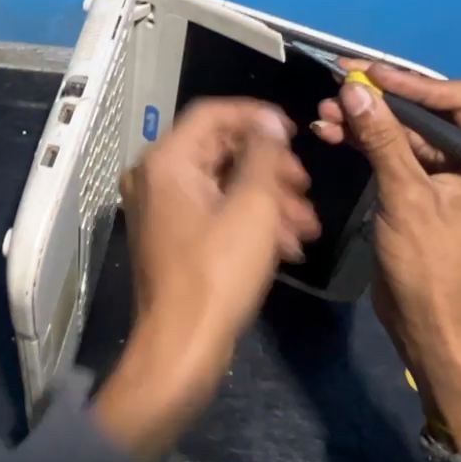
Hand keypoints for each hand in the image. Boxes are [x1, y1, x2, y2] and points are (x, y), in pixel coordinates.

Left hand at [93, 99, 319, 460]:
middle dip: (270, 168)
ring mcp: (159, 208)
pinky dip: (248, 220)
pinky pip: (212, 212)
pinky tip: (286, 246)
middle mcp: (154, 177)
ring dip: (267, 199)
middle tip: (306, 188)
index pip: (212, 114)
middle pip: (219, 150)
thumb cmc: (218, 274)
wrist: (182, 347)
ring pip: (221, 184)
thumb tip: (268, 122)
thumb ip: (264, 156)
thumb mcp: (253, 207)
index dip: (256, 116)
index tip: (295, 133)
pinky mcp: (170, 236)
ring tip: (306, 227)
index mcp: (166, 161)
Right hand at [311, 65, 460, 453]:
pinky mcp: (429, 191)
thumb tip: (355, 90)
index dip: (412, 84)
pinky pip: (399, 155)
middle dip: (381, 101)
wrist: (431, 330)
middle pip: (430, 113)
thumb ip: (383, 140)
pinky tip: (332, 133)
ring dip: (367, 122)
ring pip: (408, 133)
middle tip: (337, 84)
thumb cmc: (432, 269)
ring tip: (325, 112)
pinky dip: (368, 144)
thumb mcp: (406, 199)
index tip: (366, 74)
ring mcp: (456, 177)